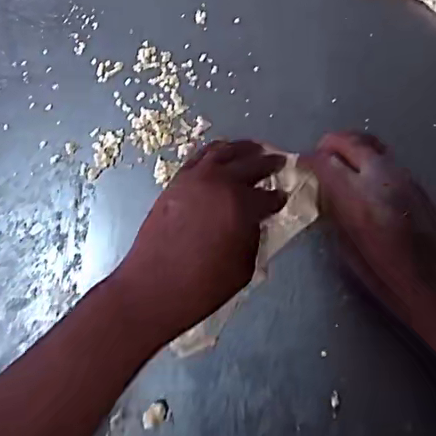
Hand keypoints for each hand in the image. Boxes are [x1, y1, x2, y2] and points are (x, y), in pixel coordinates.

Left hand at [106, 140, 288, 344]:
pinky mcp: (177, 180)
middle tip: (279, 162)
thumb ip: (253, 238)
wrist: (153, 287)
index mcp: (241, 205)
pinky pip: (200, 156)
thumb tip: (254, 222)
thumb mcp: (243, 268)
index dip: (278, 198)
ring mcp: (196, 178)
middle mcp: (220, 183)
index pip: (268, 196)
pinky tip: (222, 153)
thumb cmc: (202, 286)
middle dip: (268, 164)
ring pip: (224, 151)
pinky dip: (216, 151)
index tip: (283, 197)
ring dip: (243, 148)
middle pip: (250, 165)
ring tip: (255, 148)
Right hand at [305, 132, 435, 343]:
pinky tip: (363, 179)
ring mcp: (402, 175)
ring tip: (339, 165)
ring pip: (369, 143)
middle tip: (318, 159)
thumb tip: (322, 193)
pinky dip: (367, 158)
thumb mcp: (350, 252)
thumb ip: (335, 214)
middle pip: (348, 141)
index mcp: (361, 200)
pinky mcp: (415, 180)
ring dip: (349, 148)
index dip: (308, 161)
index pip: (325, 162)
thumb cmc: (392, 282)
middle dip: (328, 145)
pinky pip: (384, 157)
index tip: (299, 167)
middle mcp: (381, 178)